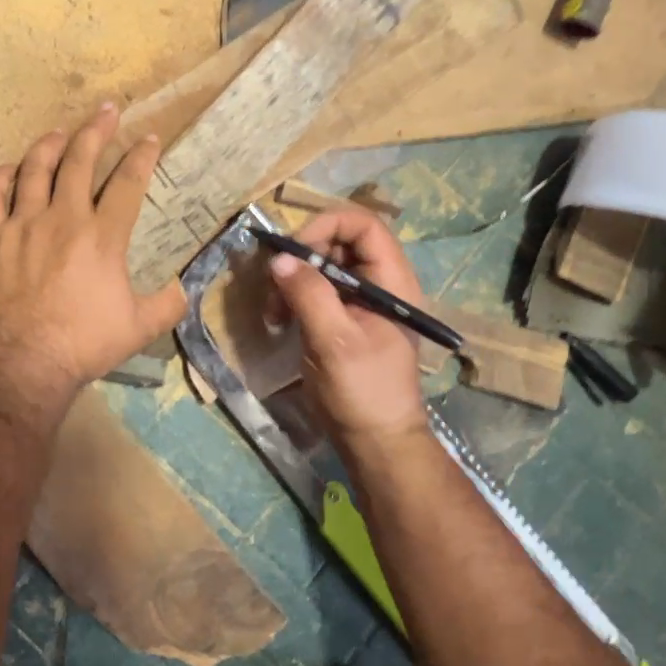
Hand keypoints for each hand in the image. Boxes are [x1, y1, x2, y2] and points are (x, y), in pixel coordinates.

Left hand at [0, 104, 187, 395]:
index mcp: (103, 236)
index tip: (149, 138)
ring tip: (59, 132)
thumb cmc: (85, 344)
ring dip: (49, 145)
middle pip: (80, 161)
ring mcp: (24, 224)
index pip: (127, 183)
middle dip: (97, 130)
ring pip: (35, 169)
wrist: (26, 361)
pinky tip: (9, 170)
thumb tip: (183, 289)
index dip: (141, 156)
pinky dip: (0, 176)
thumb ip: (167, 304)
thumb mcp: (139, 327)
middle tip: (106, 111)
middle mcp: (64, 218)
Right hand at [267, 206, 428, 442]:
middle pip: (338, 241)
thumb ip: (309, 294)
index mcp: (392, 282)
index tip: (296, 249)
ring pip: (321, 265)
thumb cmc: (364, 391)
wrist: (375, 441)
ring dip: (292, 279)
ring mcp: (359, 301)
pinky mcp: (341, 318)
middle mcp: (378, 283)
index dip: (328, 224)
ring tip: (273, 310)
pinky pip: (314, 289)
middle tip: (277, 281)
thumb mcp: (335, 341)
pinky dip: (292, 297)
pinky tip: (277, 320)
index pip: (364, 225)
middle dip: (302, 256)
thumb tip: (279, 259)